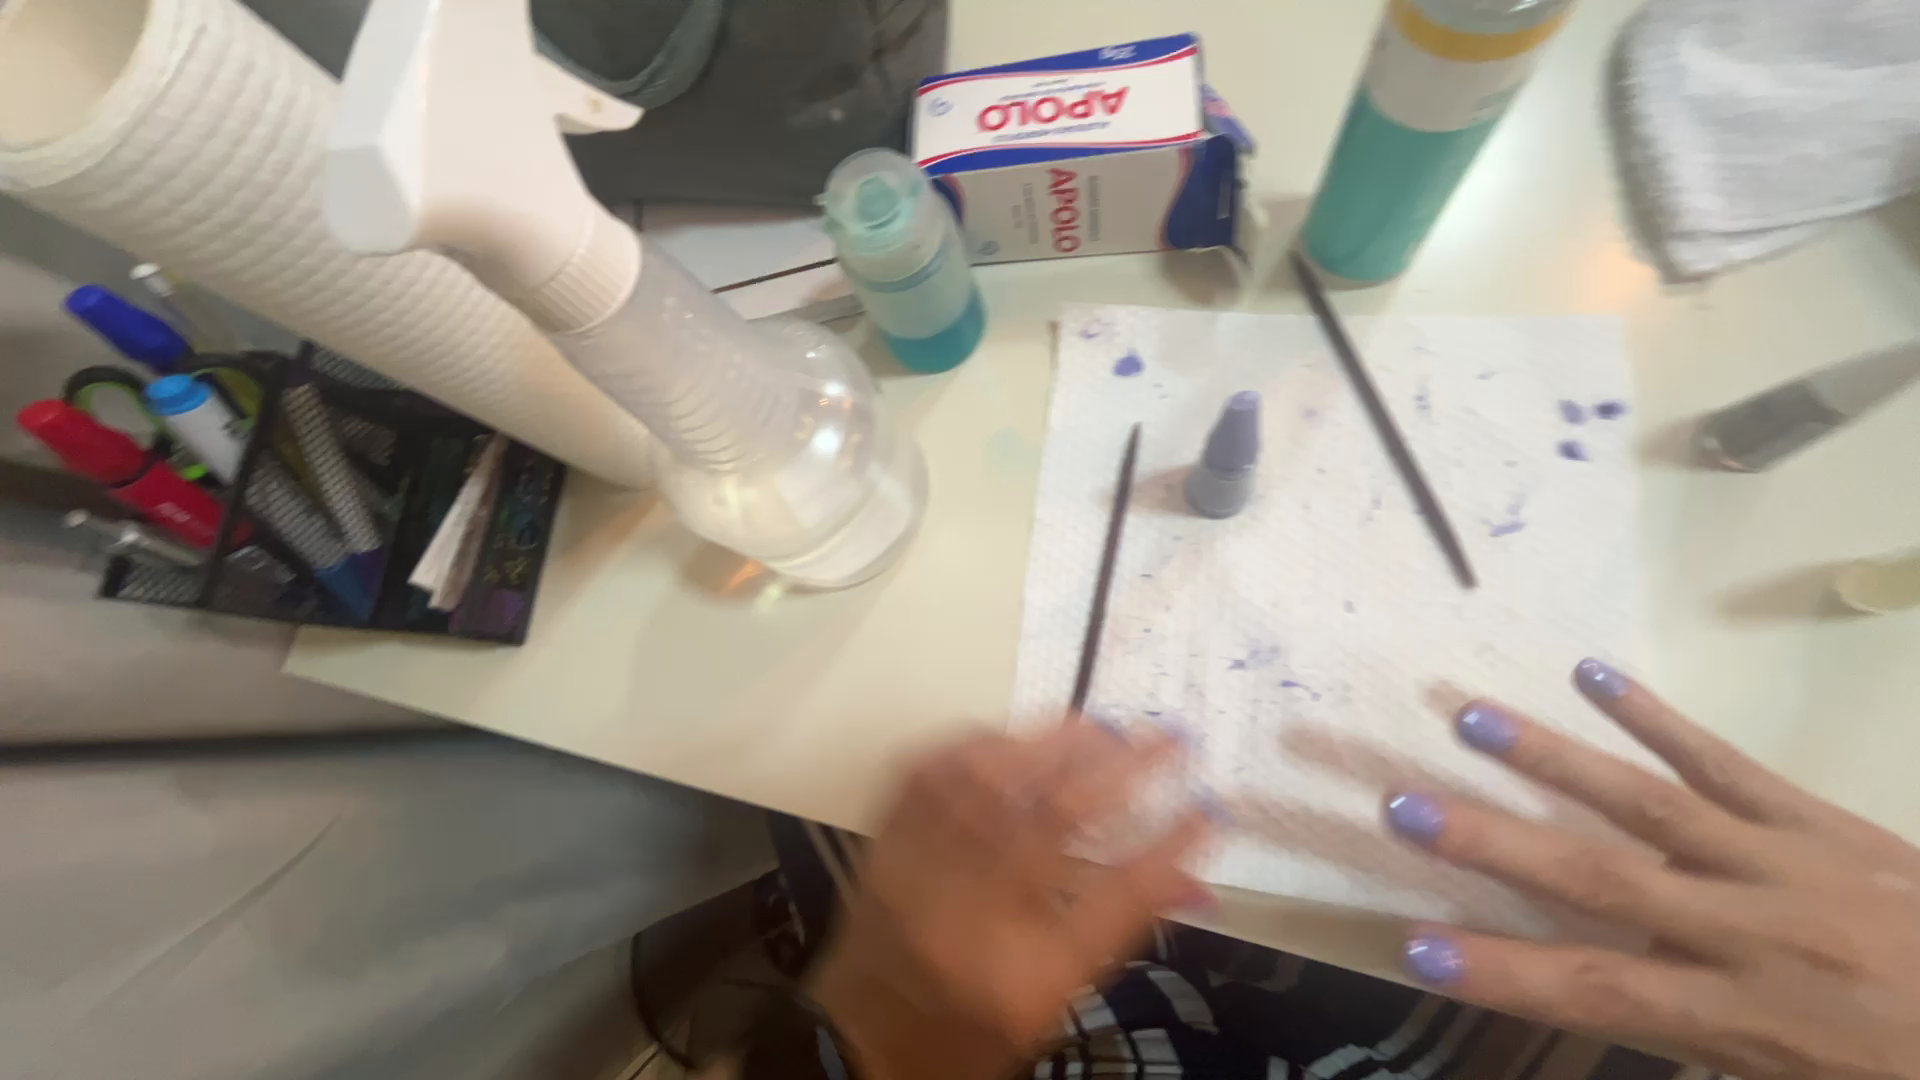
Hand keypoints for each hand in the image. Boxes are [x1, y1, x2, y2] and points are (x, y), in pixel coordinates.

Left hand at [810, 722, 1212, 1079]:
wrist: (864, 1034)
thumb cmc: (971, 1024)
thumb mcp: (1054, 995)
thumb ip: (1118, 927)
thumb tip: (1192, 877)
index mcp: (1021, 975)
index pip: (1113, 897)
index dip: (1169, 845)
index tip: (1209, 809)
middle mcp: (967, 915)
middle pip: (1055, 820)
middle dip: (1121, 770)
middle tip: (1165, 738)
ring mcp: (918, 870)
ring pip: (992, 782)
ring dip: (1052, 742)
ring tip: (1100, 724)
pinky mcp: (886, 840)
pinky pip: (931, 771)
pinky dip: (978, 744)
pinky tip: (1014, 734)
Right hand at [1385, 658, 1919, 1079]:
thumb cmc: (1909, 1073)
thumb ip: (1699, 1048)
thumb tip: (1597, 1005)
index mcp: (1753, 1019)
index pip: (1595, 992)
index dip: (1499, 970)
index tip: (1411, 946)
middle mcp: (1754, 932)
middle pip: (1600, 881)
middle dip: (1492, 843)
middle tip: (1402, 805)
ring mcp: (1786, 864)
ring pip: (1648, 804)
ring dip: (1551, 758)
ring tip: (1469, 717)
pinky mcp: (1821, 821)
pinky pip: (1726, 763)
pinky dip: (1656, 717)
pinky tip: (1594, 673)